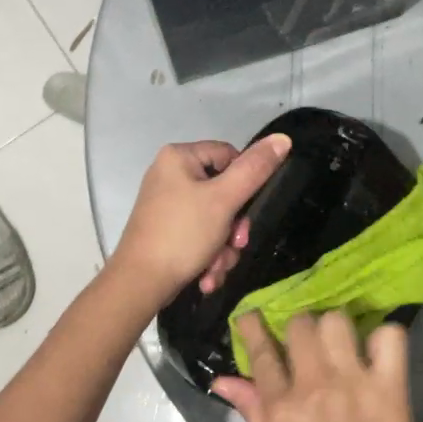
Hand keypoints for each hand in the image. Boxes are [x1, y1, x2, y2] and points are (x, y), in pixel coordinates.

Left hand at [109, 135, 291, 304]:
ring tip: (216, 267)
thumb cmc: (182, 234)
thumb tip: (283, 138)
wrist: (139, 284)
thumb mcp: (224, 200)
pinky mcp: (166, 231)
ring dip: (223, 248)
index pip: (229, 155)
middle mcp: (170, 175)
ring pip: (215, 220)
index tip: (246, 212)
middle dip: (233, 228)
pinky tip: (206, 276)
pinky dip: (208, 256)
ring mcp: (166, 205)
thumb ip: (255, 169)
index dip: (245, 183)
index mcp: (179, 157)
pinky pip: (199, 236)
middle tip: (235, 245)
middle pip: (224, 192)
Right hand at [212, 312, 422, 421]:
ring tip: (340, 345)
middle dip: (299, 328)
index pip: (261, 352)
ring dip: (335, 329)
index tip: (251, 315)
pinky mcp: (389, 384)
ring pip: (336, 321)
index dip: (252, 327)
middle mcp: (313, 386)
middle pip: (299, 325)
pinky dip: (384, 337)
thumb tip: (222, 380)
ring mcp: (352, 381)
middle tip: (307, 343)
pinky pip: (388, 336)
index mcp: (281, 409)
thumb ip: (252, 413)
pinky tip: (377, 352)